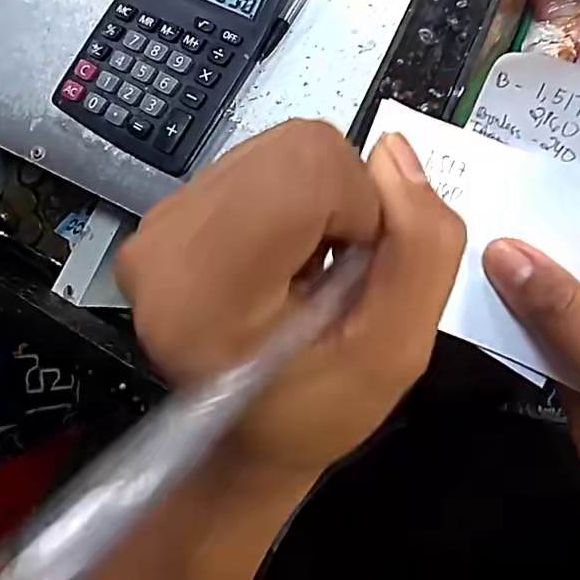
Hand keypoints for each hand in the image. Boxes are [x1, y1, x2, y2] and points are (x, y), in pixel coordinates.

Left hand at [118, 120, 465, 475]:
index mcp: (207, 292)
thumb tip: (392, 152)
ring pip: (281, 147)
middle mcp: (164, 245)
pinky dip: (293, 198)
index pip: (307, 170)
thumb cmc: (313, 410)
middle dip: (344, 200)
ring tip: (308, 269)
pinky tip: (285, 256)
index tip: (355, 270)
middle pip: (296, 147)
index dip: (361, 208)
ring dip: (320, 200)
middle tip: (335, 270)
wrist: (245, 433)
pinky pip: (259, 160)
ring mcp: (159, 224)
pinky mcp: (168, 213)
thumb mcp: (395, 352)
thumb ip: (419, 249)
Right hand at [482, 183, 579, 570]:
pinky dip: (515, 291)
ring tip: (462, 202)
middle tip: (479, 158)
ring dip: (524, 240)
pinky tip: (467, 271)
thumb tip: (498, 245)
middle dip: (546, 189)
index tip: (540, 122)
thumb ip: (569, 313)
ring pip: (568, 258)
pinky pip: (549, 303)